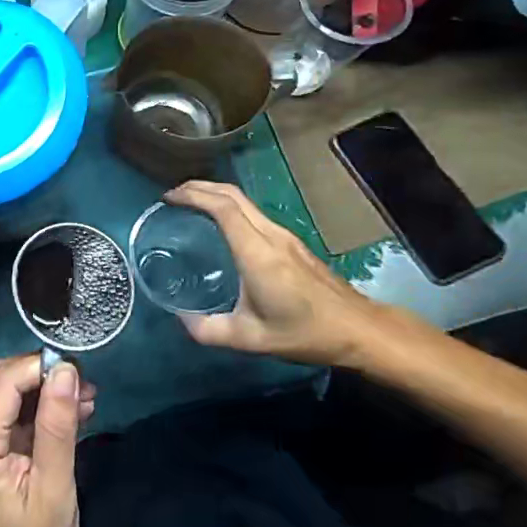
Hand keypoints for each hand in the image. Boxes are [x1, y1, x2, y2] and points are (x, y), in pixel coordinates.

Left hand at [0, 354, 96, 526]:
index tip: (82, 371)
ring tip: (83, 401)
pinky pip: (0, 420)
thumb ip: (58, 425)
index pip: (5, 380)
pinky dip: (31, 413)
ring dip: (38, 392)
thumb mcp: (55, 491)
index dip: (42, 366)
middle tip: (83, 384)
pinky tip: (66, 418)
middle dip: (40, 374)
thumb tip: (67, 369)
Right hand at [164, 181, 441, 367]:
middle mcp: (271, 235)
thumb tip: (181, 320)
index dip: (194, 195)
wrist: (358, 329)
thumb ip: (211, 330)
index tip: (168, 198)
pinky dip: (230, 207)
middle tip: (173, 195)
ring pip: (244, 201)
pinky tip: (221, 225)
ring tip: (191, 205)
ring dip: (215, 195)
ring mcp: (284, 236)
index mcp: (258, 253)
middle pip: (232, 195)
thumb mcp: (252, 339)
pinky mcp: (292, 242)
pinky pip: (254, 213)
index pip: (223, 208)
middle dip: (200, 187)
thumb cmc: (306, 333)